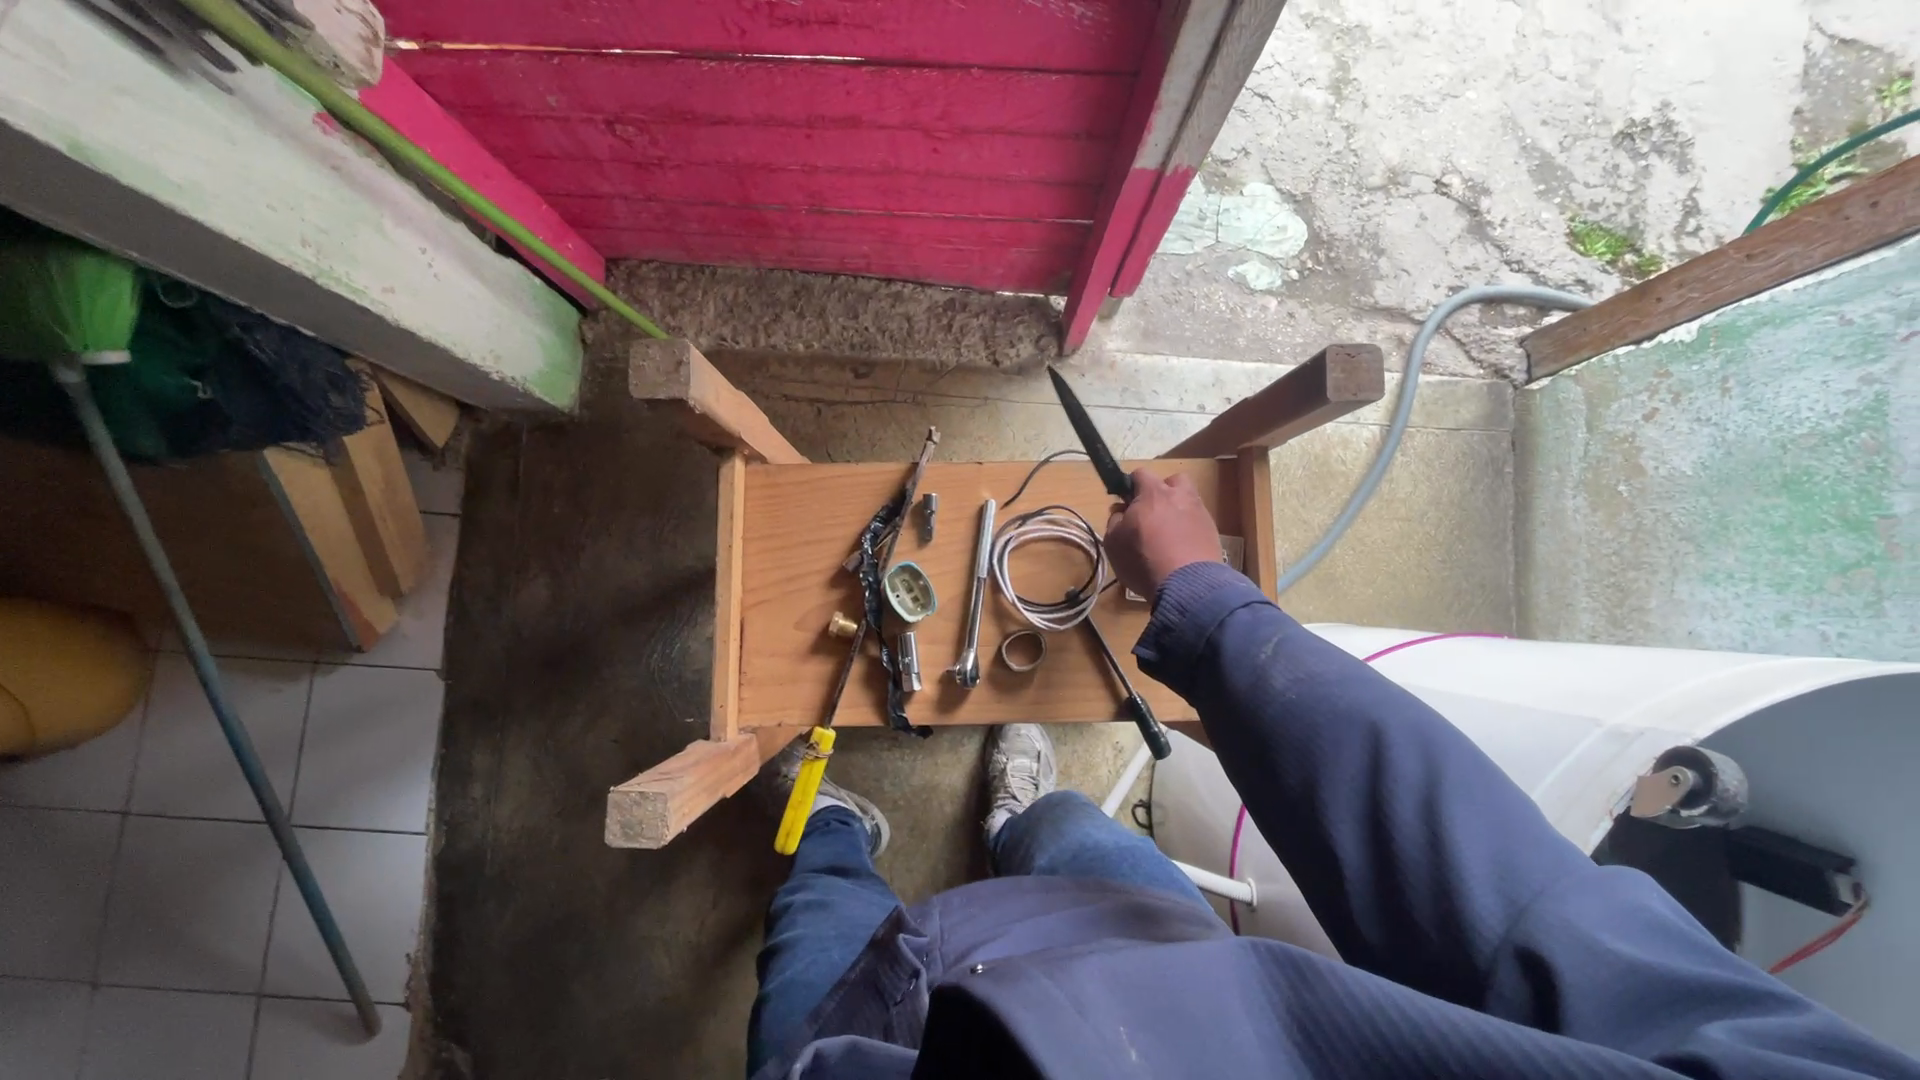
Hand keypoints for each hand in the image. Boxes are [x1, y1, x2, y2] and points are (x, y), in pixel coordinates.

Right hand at [1104, 469, 1221, 597]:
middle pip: (1172, 481)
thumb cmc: (1143, 560)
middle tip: (1150, 514)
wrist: (1187, 586)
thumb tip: (1121, 511)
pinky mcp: (1212, 531)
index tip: (1125, 504)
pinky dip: (1188, 530)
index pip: (1140, 474)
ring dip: (1177, 510)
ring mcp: (1200, 512)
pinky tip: (1181, 549)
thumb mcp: (1113, 543)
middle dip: (1161, 492)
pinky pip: (1196, 522)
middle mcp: (1180, 496)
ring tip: (1167, 534)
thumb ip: (1114, 520)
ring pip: (1187, 501)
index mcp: (1153, 492)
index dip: (1129, 487)